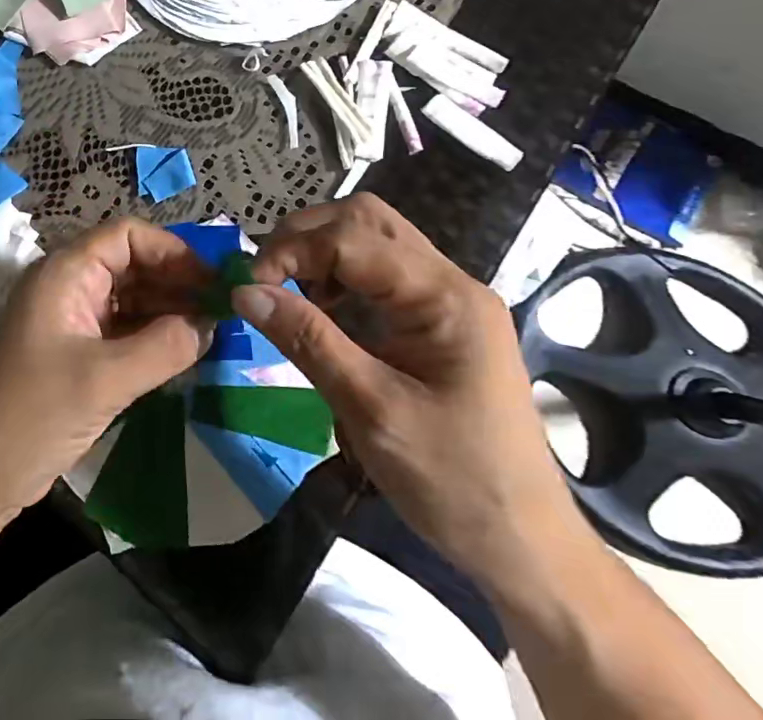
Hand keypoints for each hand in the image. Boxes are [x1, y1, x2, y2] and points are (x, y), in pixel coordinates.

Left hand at [0, 218, 213, 528]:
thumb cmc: (34, 413)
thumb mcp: (106, 378)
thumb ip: (165, 346)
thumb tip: (209, 324)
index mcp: (63, 274)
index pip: (126, 236)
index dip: (174, 251)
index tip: (216, 284)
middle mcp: (64, 288)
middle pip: (129, 265)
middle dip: (177, 283)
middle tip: (227, 314)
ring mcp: (67, 323)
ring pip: (128, 300)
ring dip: (168, 313)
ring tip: (216, 336)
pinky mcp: (72, 356)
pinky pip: (120, 333)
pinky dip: (152, 339)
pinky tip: (187, 356)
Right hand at [231, 195, 584, 584]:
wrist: (520, 541)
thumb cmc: (451, 477)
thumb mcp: (369, 408)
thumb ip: (307, 340)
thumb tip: (242, 290)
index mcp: (446, 299)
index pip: (353, 239)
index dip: (291, 252)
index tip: (248, 288)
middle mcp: (449, 285)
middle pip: (366, 220)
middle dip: (303, 237)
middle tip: (263, 278)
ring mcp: (443, 302)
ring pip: (369, 240)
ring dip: (316, 253)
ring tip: (283, 292)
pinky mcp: (431, 323)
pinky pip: (374, 274)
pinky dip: (331, 277)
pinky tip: (313, 309)